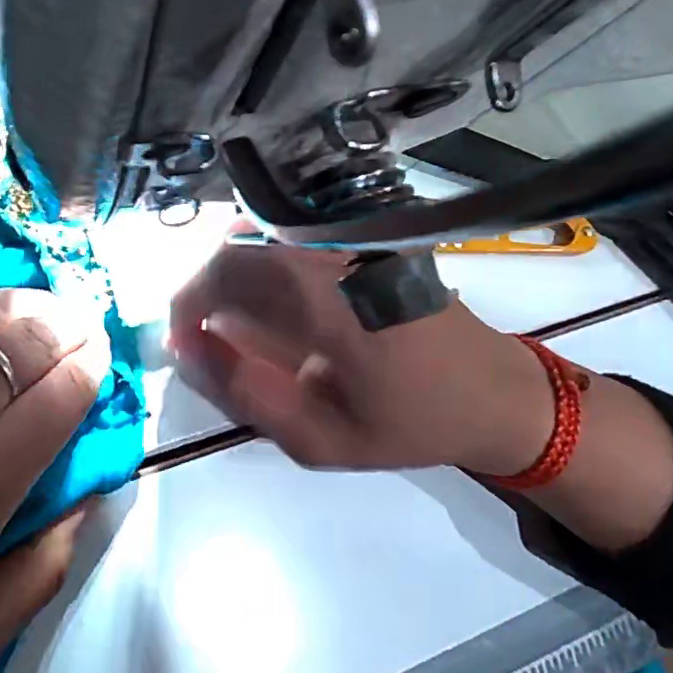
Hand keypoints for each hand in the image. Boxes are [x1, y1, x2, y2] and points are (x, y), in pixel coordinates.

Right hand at [168, 240, 555, 476]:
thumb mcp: (321, 438)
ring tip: (232, 325)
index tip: (182, 342)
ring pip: (259, 233)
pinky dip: (259, 262)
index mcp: (327, 294)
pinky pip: (287, 234)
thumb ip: (246, 394)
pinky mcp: (359, 233)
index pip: (227, 269)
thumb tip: (188, 349)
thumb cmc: (409, 421)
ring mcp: (349, 235)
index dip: (188, 301)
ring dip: (229, 275)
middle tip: (203, 338)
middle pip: (237, 244)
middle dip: (204, 290)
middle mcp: (334, 247)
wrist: (490, 388)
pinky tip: (270, 303)